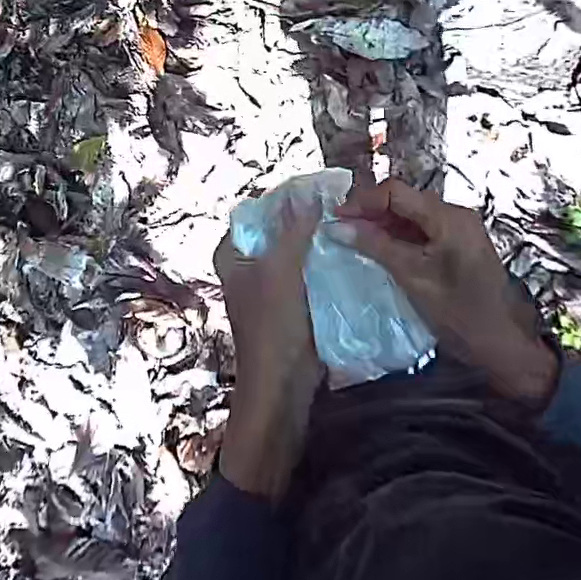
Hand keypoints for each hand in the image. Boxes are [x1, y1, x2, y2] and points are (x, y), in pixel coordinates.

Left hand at [212, 195, 323, 499]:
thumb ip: (297, 228)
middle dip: (305, 220)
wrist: (282, 390)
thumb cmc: (273, 324)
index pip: (255, 212)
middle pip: (278, 232)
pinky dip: (323, 266)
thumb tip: (313, 193)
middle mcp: (247, 269)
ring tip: (347, 226)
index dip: (283, 199)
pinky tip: (348, 256)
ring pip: (295, 255)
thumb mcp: (283, 267)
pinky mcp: (291, 308)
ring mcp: (269, 290)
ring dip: (317, 244)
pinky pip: (308, 276)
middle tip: (338, 206)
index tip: (317, 189)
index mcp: (232, 255)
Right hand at [336, 179, 557, 406]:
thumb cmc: (459, 313)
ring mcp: (459, 229)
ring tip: (355, 238)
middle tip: (342, 228)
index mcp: (448, 217)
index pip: (396, 192)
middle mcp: (456, 214)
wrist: (503, 345)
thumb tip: (338, 226)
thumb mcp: (412, 277)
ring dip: (382, 223)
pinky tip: (379, 248)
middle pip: (404, 200)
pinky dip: (399, 235)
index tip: (337, 217)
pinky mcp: (458, 244)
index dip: (363, 201)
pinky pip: (422, 229)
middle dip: (370, 211)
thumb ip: (376, 246)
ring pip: (411, 214)